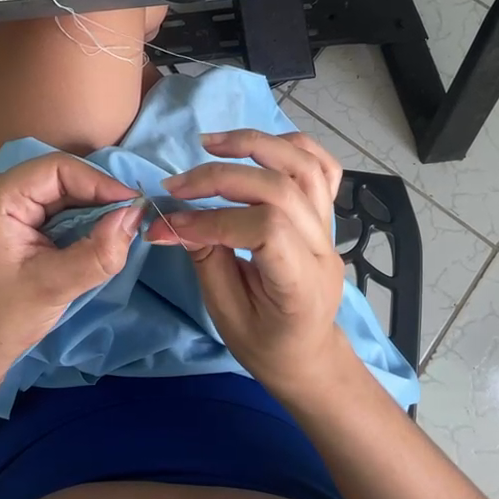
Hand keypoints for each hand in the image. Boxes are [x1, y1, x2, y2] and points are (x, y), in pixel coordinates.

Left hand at [0, 152, 140, 374]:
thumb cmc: (4, 318)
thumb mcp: (56, 286)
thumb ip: (98, 251)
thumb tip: (135, 216)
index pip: (56, 168)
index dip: (98, 181)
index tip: (134, 204)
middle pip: (57, 176)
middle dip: (96, 195)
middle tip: (133, 216)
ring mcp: (1, 204)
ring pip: (57, 191)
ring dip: (89, 207)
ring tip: (121, 225)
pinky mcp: (9, 221)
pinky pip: (50, 207)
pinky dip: (76, 219)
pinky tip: (97, 233)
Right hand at [144, 130, 348, 391]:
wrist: (307, 354)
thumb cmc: (264, 342)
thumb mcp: (225, 311)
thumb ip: (203, 257)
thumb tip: (169, 220)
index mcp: (300, 284)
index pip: (266, 229)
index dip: (213, 219)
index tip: (171, 225)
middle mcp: (322, 248)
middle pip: (279, 189)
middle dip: (220, 178)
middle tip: (176, 186)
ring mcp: (329, 228)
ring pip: (304, 166)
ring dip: (254, 145)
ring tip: (209, 144)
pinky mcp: (325, 215)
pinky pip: (322, 167)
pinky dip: (290, 145)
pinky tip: (253, 146)